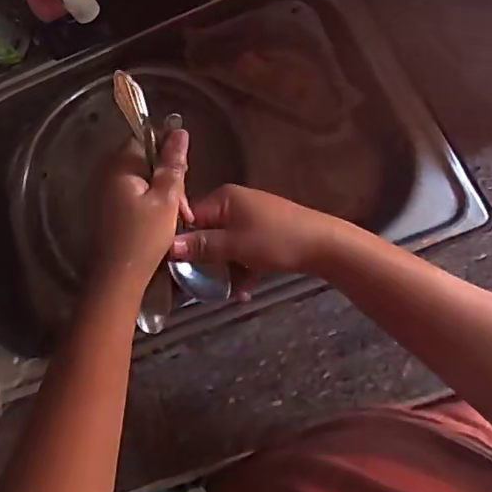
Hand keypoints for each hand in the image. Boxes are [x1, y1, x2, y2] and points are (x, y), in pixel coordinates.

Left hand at [93, 127, 188, 287]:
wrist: (119, 278)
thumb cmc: (144, 236)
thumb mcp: (167, 198)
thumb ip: (173, 164)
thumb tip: (179, 130)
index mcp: (120, 167)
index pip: (144, 139)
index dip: (167, 151)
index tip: (183, 173)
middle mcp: (109, 176)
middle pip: (145, 162)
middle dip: (168, 178)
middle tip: (183, 204)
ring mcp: (108, 195)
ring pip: (144, 182)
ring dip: (164, 195)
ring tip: (178, 217)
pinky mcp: (112, 212)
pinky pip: (137, 198)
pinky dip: (153, 206)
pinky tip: (165, 224)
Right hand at [169, 185, 351, 292]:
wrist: (324, 245)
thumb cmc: (276, 240)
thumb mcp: (234, 245)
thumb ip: (200, 245)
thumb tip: (167, 246)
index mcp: (223, 198)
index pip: (187, 217)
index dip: (177, 241)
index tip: (169, 266)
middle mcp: (234, 204)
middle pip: (205, 234)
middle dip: (203, 262)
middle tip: (198, 287)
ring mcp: (250, 218)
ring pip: (224, 246)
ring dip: (225, 270)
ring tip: (229, 293)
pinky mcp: (263, 233)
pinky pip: (242, 251)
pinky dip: (242, 268)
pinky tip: (246, 290)